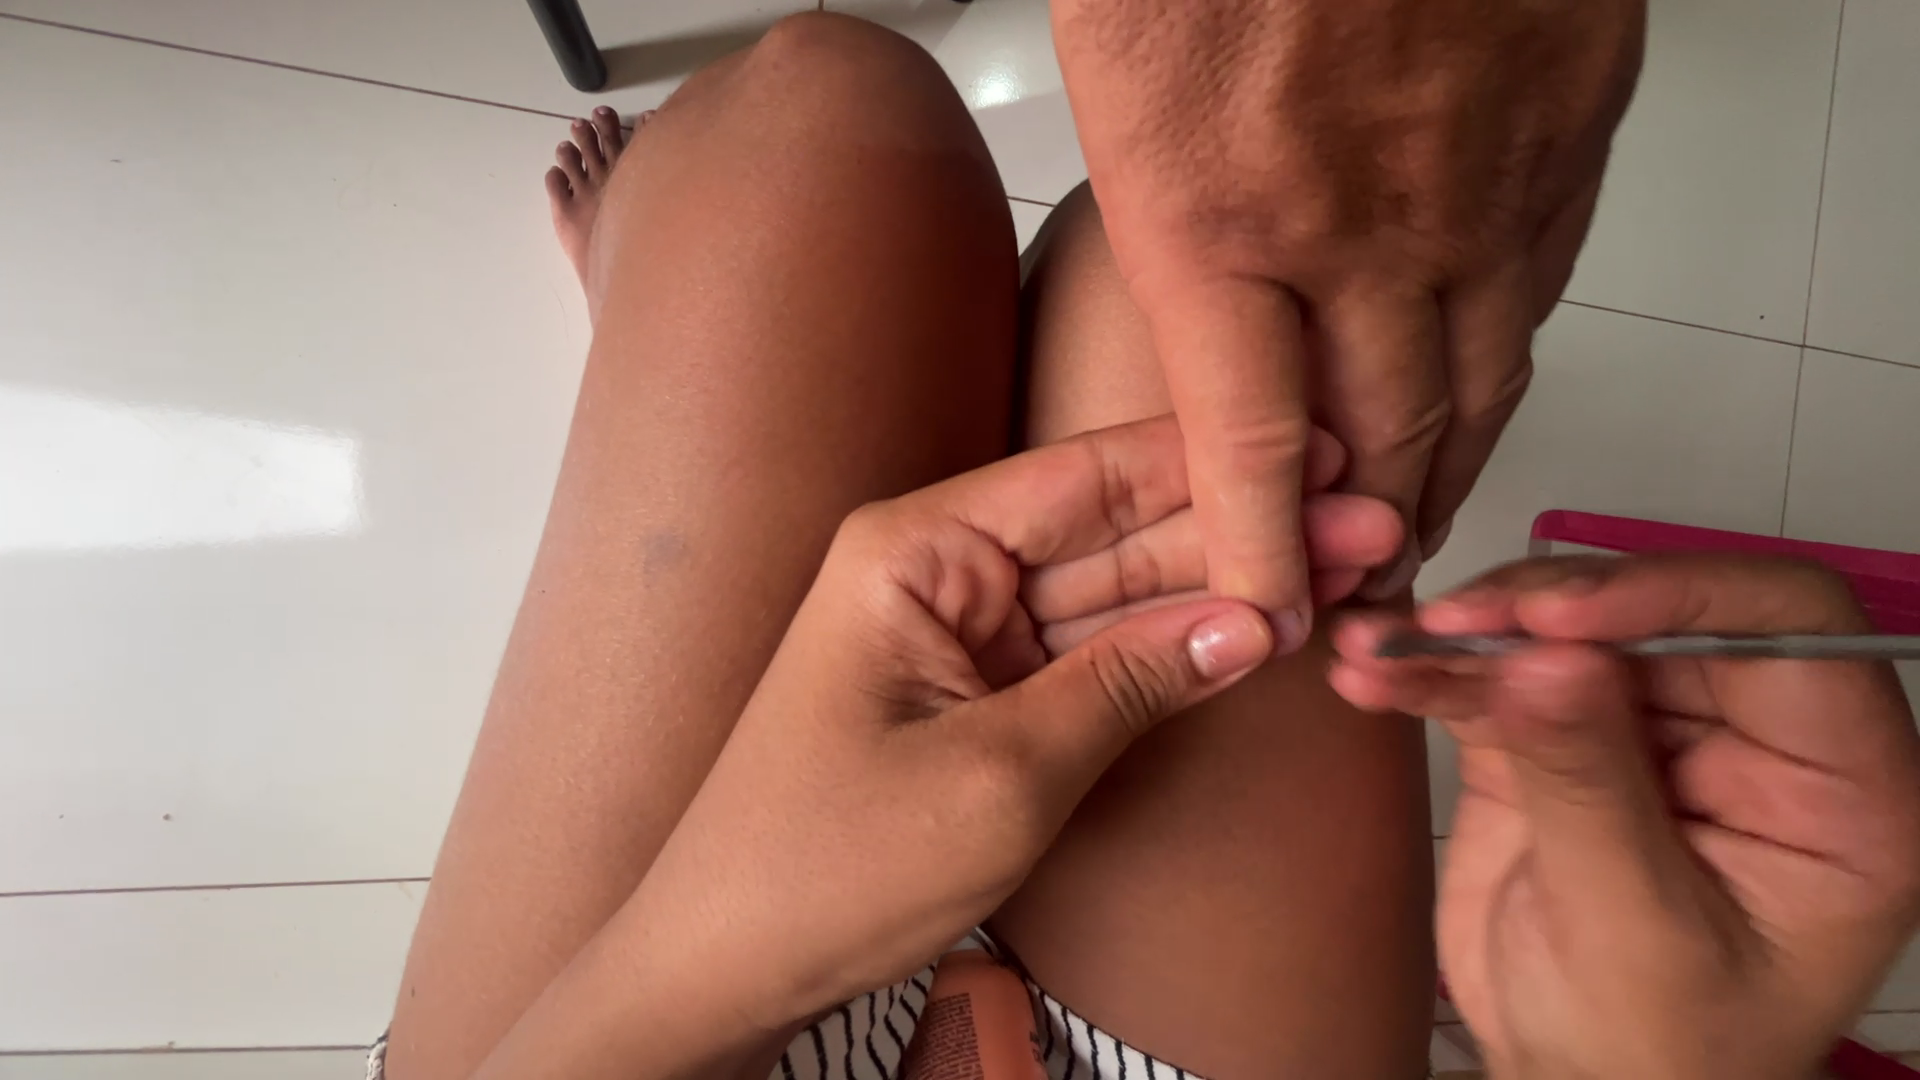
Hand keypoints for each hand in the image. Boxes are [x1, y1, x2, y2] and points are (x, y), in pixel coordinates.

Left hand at [615, 416, 1401, 1043]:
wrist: (733, 957)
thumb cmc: (827, 864)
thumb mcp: (1000, 774)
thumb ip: (1125, 686)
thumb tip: (1246, 624)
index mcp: (915, 549)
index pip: (1081, 479)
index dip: (1202, 465)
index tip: (1310, 447)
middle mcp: (938, 569)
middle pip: (1108, 533)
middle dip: (1233, 529)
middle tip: (1362, 520)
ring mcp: (963, 629)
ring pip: (1108, 593)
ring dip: (1214, 588)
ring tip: (1337, 567)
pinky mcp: (980, 685)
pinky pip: (1085, 652)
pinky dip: (1163, 649)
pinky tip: (1248, 627)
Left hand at [1052, 0, 1644, 638]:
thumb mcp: (1124, 122)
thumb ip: (1174, 250)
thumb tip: (1219, 351)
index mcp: (1214, 225)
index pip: (1246, 443)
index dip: (1262, 548)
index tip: (1270, 610)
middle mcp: (1354, 219)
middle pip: (1377, 430)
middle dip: (1367, 525)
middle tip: (1358, 586)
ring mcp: (1470, 168)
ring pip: (1475, 374)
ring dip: (1448, 467)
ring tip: (1421, 529)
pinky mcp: (1561, 111)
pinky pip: (1541, 281)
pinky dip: (1509, 362)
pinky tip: (1486, 399)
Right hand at [1329, 556, 1919, 1079]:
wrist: (1563, 1067)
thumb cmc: (1649, 1037)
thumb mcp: (1631, 922)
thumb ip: (1589, 785)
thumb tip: (1545, 660)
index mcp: (1824, 782)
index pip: (1782, 627)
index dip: (1669, 595)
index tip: (1548, 619)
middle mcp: (1726, 734)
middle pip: (1633, 616)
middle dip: (1526, 611)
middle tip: (1439, 626)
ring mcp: (1618, 729)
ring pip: (1536, 637)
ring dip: (1446, 639)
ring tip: (1368, 651)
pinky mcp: (1531, 737)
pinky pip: (1473, 680)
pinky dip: (1414, 673)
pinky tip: (1364, 680)